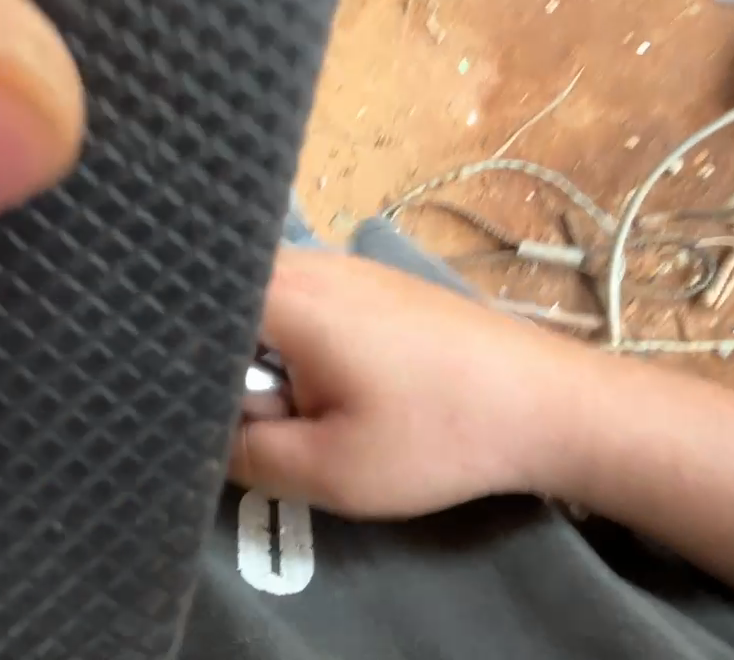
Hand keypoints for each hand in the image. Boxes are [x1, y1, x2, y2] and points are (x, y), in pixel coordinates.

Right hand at [229, 247, 588, 517]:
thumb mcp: (331, 471)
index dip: (184, 353)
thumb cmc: (436, 433)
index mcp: (281, 296)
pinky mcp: (367, 276)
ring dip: (264, 347)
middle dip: (227, 355)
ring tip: (302, 395)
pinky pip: (299, 295)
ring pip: (263, 298)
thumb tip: (199, 430)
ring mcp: (339, 262)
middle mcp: (303, 261)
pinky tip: (337, 374)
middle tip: (258, 405)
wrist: (549, 402)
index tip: (199, 397)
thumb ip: (245, 454)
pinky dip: (293, 334)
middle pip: (225, 300)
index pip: (196, 305)